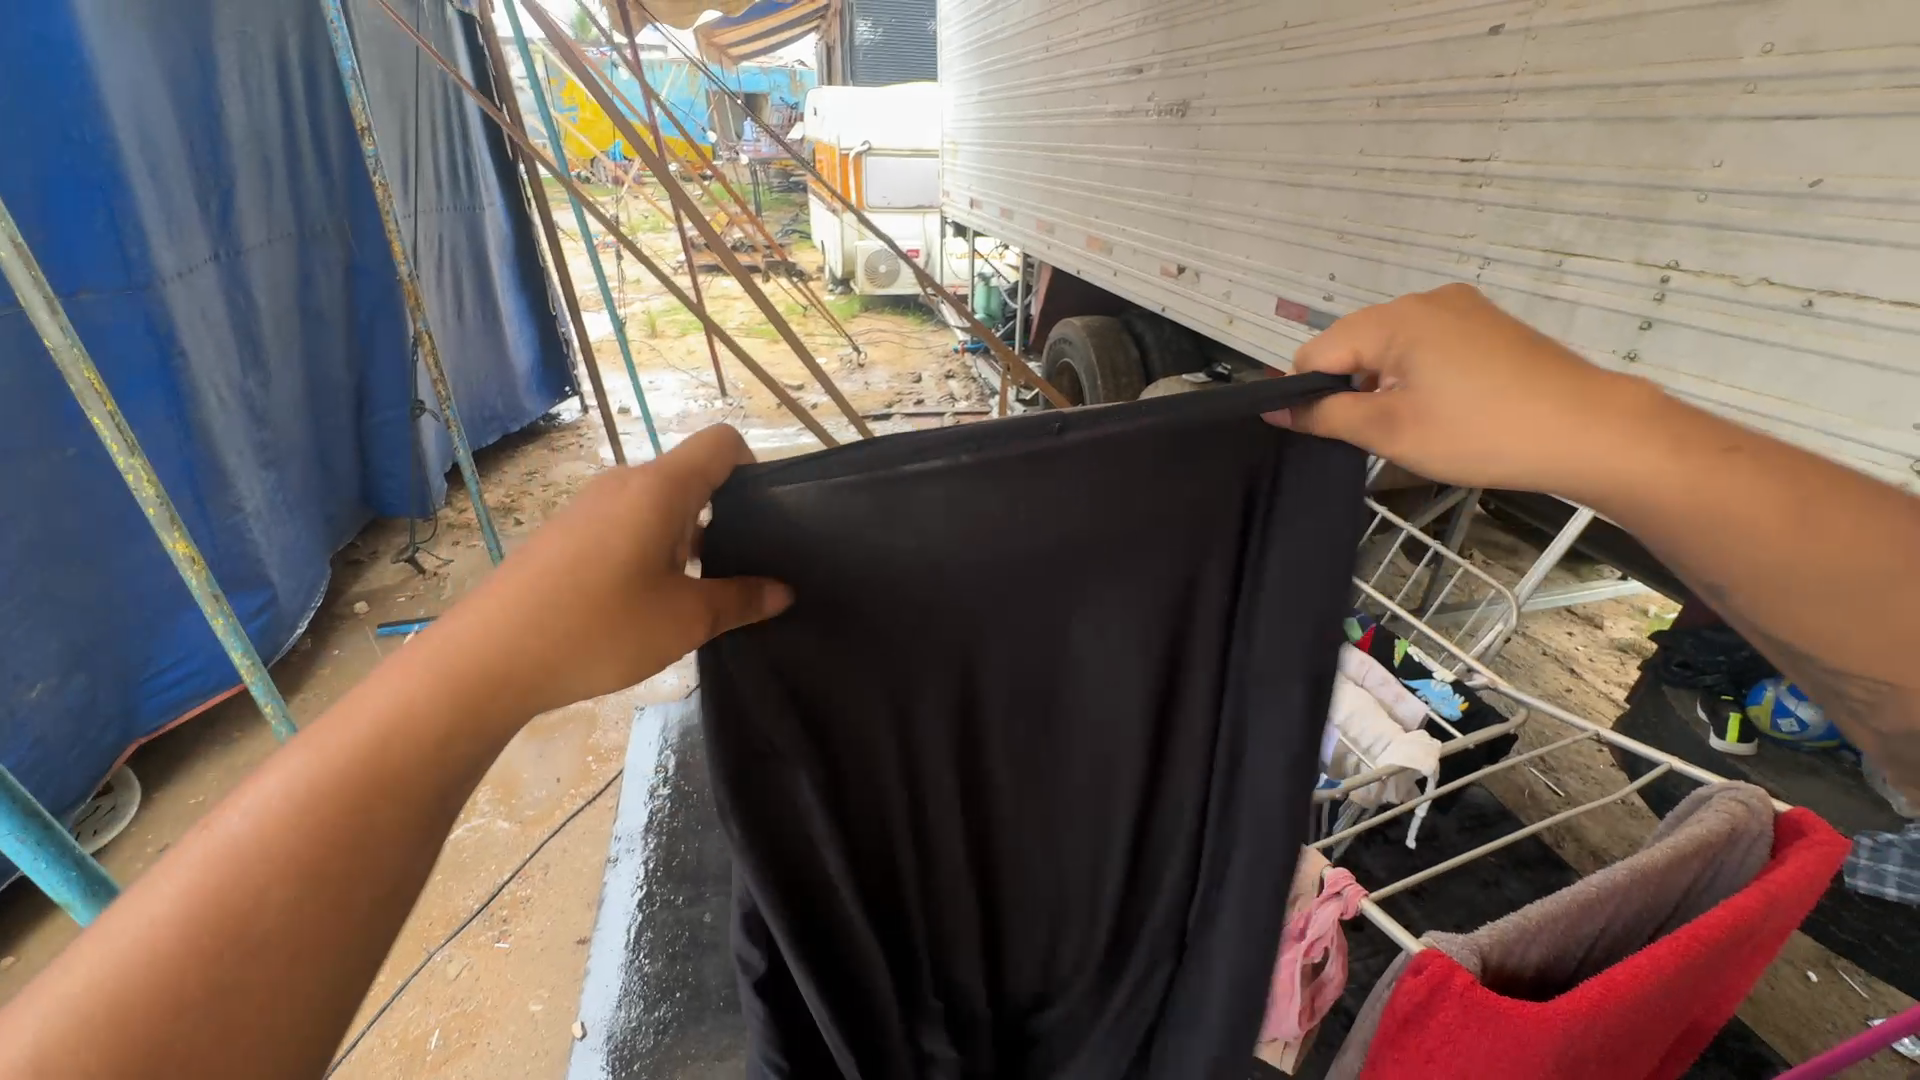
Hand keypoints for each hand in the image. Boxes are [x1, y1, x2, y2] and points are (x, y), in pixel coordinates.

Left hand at [429, 424, 791, 714]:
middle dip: (725, 517)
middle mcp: (624, 484)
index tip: (767, 518)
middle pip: (692, 477)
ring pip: (659, 506)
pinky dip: (652, 550)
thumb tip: (783, 592)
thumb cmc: (598, 628)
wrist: (485, 660)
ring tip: (696, 594)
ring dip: (687, 540)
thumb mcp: (686, 620)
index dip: (755, 467)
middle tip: (742, 570)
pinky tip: (647, 603)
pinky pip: (627, 525)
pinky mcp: (566, 533)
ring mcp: (590, 507)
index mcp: (660, 489)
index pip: (722, 443)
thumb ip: (742, 600)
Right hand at [1267, 284, 1659, 494]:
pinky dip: (1413, 374)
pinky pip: (1424, 344)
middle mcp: (1423, 300)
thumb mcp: (1388, 430)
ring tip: (1408, 423)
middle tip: (1372, 433)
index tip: (1325, 432)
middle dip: (1346, 387)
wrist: (1591, 431)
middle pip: (1350, 344)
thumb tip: (1272, 409)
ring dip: (1379, 382)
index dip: (1308, 395)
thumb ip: (1323, 415)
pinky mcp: (1486, 324)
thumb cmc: (1479, 432)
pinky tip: (1438, 405)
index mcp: (1394, 319)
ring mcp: (1460, 308)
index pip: (1315, 353)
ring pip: (1387, 345)